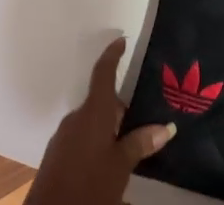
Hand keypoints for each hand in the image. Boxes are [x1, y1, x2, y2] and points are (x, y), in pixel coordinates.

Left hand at [26, 38, 174, 204]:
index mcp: (92, 113)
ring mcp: (64, 138)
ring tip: (134, 143)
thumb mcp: (121, 166)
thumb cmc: (88, 185)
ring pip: (94, 124)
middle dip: (123, 109)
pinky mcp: (58, 157)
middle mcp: (76, 119)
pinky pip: (84, 141)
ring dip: (112, 130)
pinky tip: (113, 164)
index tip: (122, 40)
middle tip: (147, 114)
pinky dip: (100, 145)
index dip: (113, 55)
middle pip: (102, 103)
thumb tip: (165, 127)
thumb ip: (140, 143)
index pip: (103, 74)